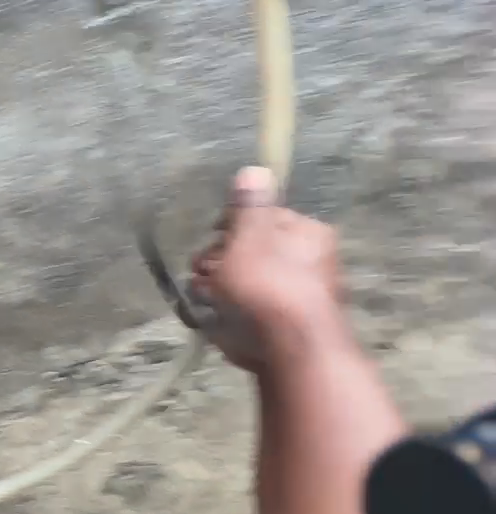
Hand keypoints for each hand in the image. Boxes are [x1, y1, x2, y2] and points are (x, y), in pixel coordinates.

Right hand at [190, 167, 351, 372]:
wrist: (285, 344)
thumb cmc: (266, 285)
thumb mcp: (251, 237)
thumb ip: (249, 206)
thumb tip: (255, 169)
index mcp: (304, 233)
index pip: (256, 218)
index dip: (228, 229)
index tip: (215, 240)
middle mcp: (301, 258)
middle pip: (239, 248)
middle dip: (213, 261)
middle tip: (209, 272)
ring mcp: (286, 289)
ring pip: (230, 277)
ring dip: (210, 286)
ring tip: (210, 298)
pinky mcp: (270, 315)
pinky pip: (233, 302)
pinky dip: (218, 307)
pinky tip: (212, 314)